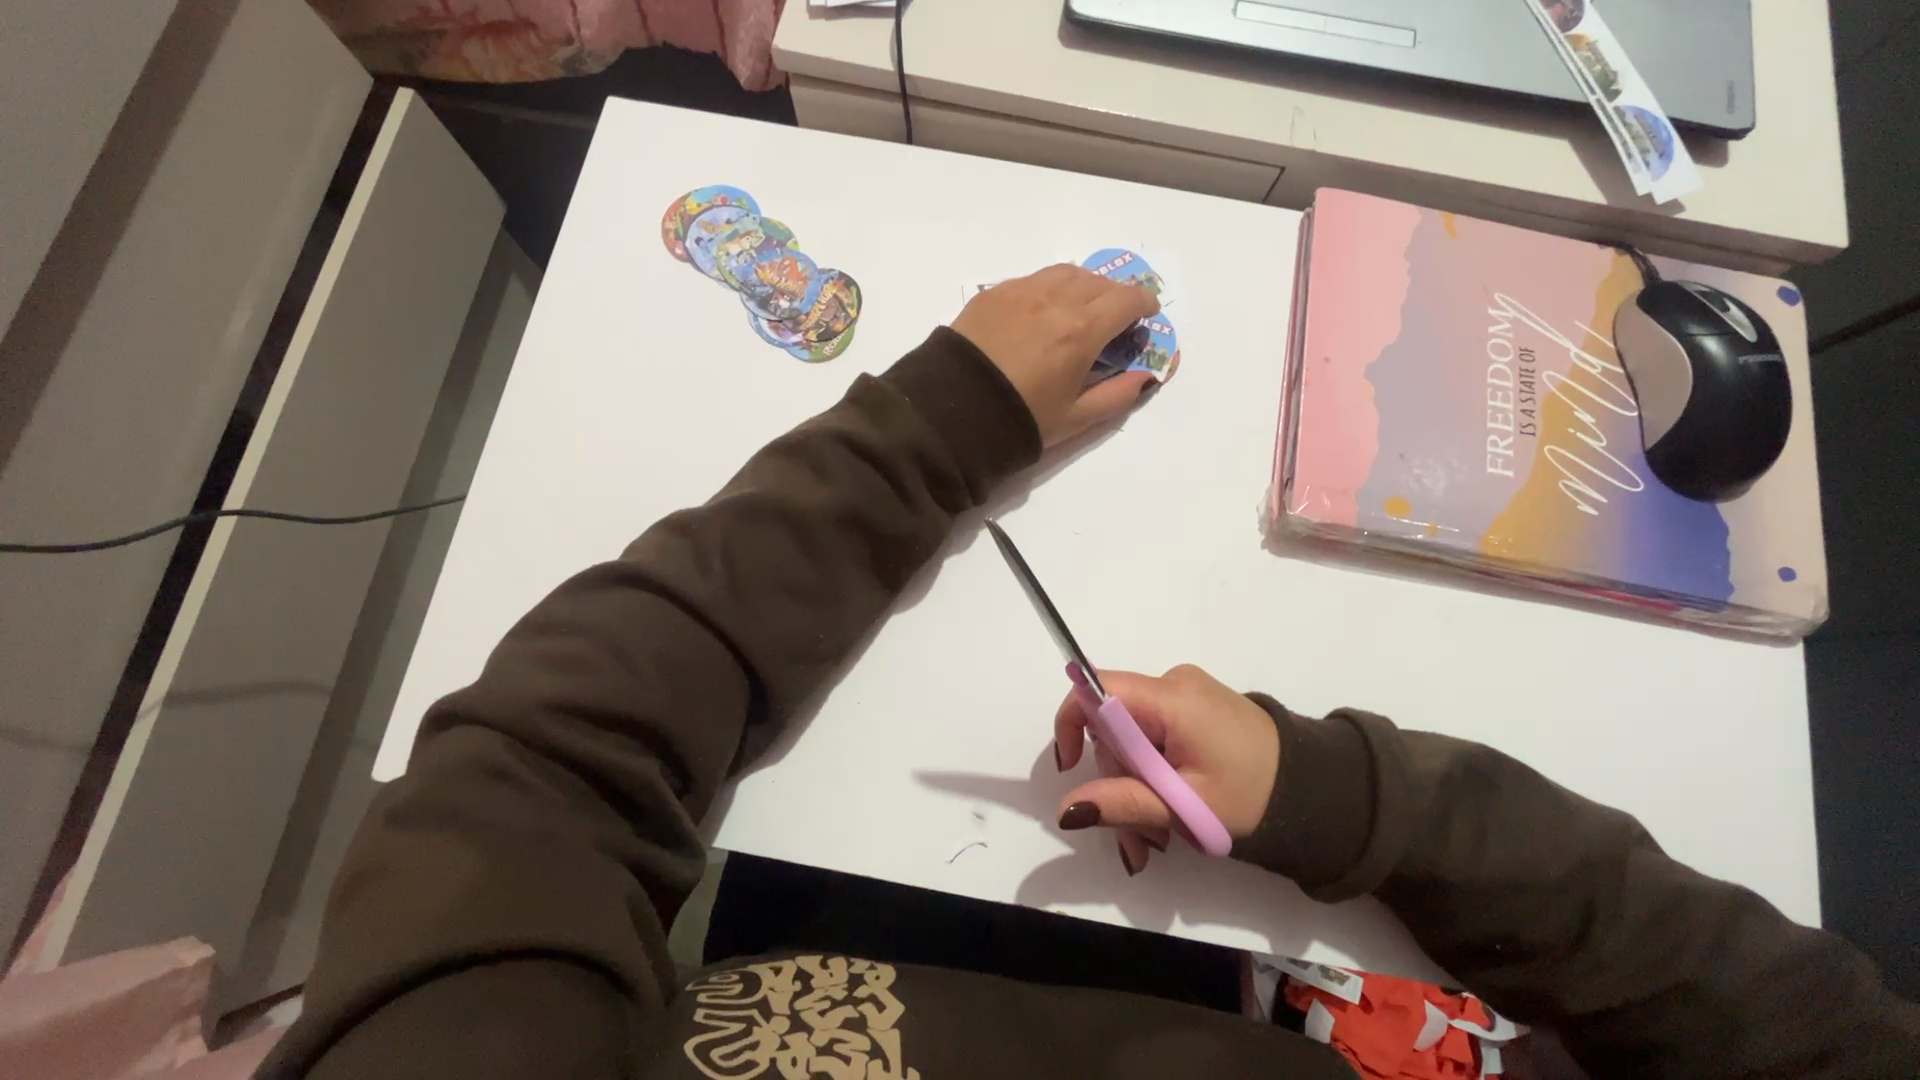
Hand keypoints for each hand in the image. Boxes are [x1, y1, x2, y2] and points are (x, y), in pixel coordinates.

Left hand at [950, 265, 1164, 445]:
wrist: (953, 412)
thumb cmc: (1020, 419)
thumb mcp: (1076, 418)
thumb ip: (1117, 395)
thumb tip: (1145, 376)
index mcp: (1082, 329)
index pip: (1127, 299)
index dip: (1144, 305)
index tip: (1145, 317)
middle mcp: (1055, 299)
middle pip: (1100, 282)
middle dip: (1115, 298)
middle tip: (1112, 320)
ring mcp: (1022, 291)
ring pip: (1066, 273)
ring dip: (1083, 287)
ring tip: (1079, 311)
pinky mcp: (993, 293)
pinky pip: (1033, 280)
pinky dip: (1049, 289)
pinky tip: (1042, 313)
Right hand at [1053, 665, 1278, 874]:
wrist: (1317, 789)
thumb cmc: (1254, 795)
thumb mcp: (1186, 806)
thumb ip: (1124, 803)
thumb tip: (1067, 809)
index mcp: (1172, 698)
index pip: (1098, 687)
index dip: (1072, 721)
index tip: (1070, 767)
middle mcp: (1173, 685)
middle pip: (1114, 726)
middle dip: (1115, 784)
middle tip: (1136, 839)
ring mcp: (1185, 696)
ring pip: (1132, 739)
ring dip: (1133, 790)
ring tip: (1155, 842)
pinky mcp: (1194, 711)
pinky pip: (1153, 738)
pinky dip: (1151, 777)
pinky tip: (1163, 819)